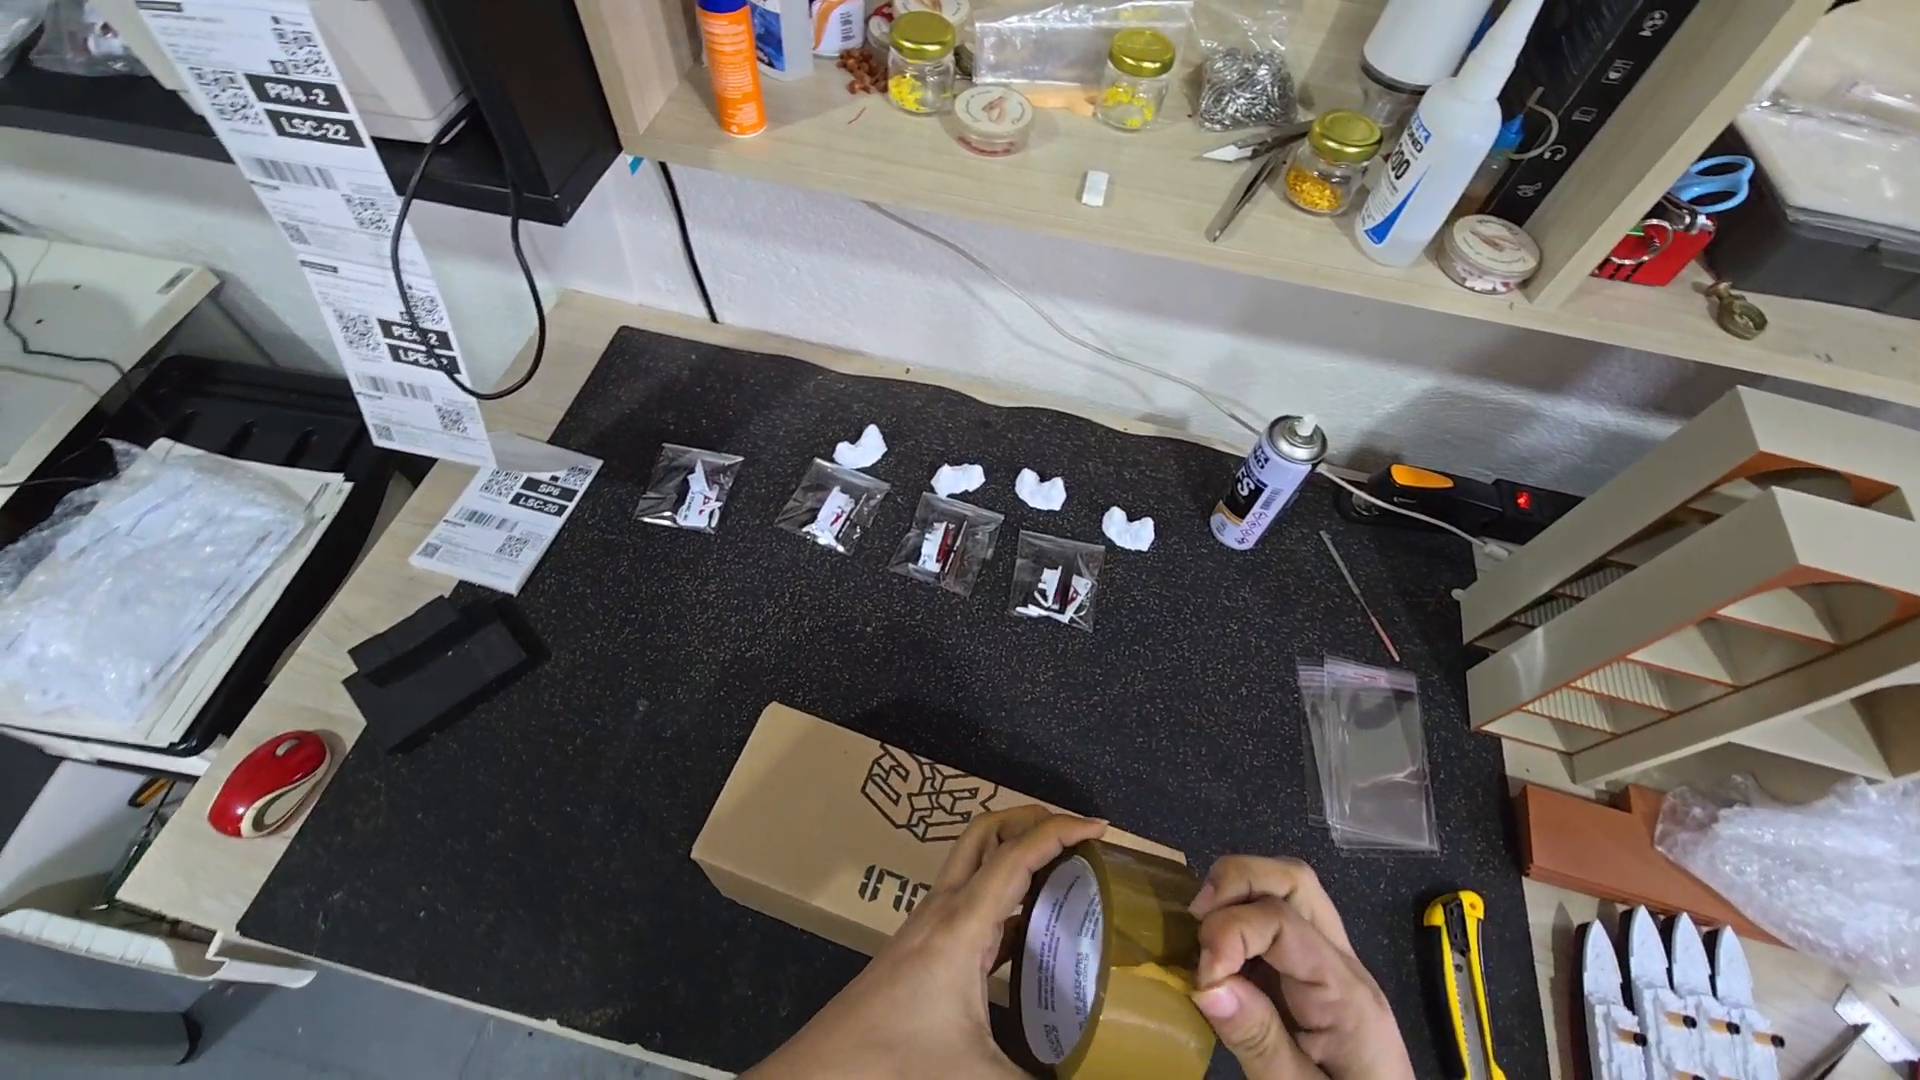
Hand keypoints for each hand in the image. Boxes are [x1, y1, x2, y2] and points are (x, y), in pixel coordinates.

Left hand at [746, 807, 1107, 1078]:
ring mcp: (931, 920)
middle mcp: (946, 906)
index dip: (1061, 830)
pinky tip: (1027, 923)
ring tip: (1060, 869)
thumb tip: (1097, 1075)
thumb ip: (1039, 1077)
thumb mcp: (978, 1075)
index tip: (1101, 829)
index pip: (1018, 853)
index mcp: (964, 922)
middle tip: (1076, 835)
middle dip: (1032, 818)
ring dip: (1015, 848)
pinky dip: (1003, 889)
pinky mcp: (924, 941)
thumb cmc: (898, 1060)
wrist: (826, 1070)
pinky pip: (971, 895)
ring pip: (975, 858)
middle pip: (988, 832)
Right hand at [1188, 856, 1414, 1079]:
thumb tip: (1207, 985)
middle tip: (1195, 920)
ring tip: (1203, 929)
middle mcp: (1343, 964)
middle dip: (1235, 881)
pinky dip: (1241, 912)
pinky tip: (1218, 948)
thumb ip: (1259, 1043)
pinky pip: (1280, 915)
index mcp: (1345, 995)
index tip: (1202, 980)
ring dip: (1238, 891)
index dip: (1229, 933)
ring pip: (1288, 887)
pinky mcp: (1314, 974)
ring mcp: (1331, 964)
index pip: (1282, 920)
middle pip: (1294, 881)